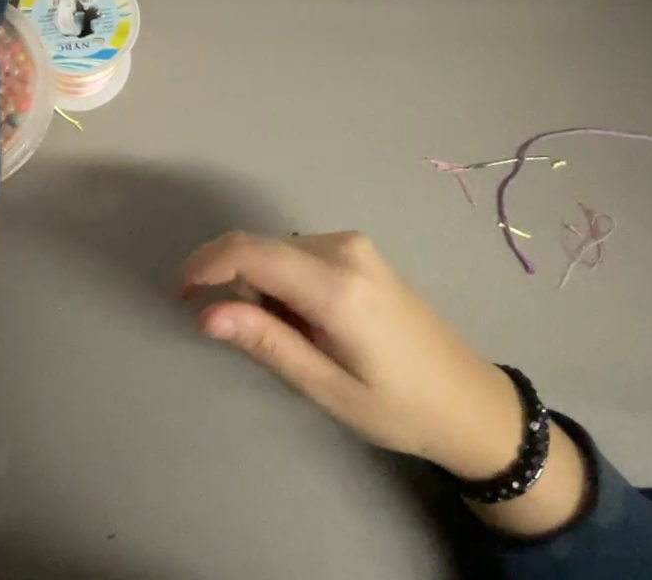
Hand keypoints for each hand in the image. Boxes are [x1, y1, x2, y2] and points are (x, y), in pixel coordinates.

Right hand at [180, 232, 588, 536]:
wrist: (470, 401)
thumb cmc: (397, 407)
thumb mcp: (325, 387)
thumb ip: (265, 342)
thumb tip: (205, 313)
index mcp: (336, 286)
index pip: (249, 252)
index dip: (205, 264)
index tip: (181, 293)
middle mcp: (343, 249)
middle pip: (259, 247)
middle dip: (234, 282)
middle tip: (244, 334)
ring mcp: (353, 244)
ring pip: (275, 248)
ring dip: (259, 283)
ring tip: (288, 334)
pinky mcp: (358, 248)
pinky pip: (296, 251)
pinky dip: (281, 278)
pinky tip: (305, 316)